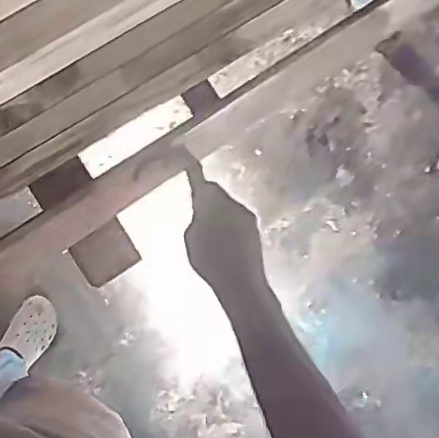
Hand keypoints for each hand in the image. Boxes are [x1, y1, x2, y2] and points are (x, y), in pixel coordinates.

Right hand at [184, 160, 268, 301]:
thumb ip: (196, 219)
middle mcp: (233, 204)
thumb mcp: (191, 238)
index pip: (200, 178)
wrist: (241, 282)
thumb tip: (202, 213)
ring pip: (226, 207)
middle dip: (205, 199)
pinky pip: (235, 220)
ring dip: (216, 214)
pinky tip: (220, 243)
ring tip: (206, 236)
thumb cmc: (210, 261)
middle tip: (193, 212)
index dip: (190, 166)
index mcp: (213, 203)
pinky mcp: (254, 230)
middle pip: (215, 193)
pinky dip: (226, 225)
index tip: (184, 155)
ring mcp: (246, 216)